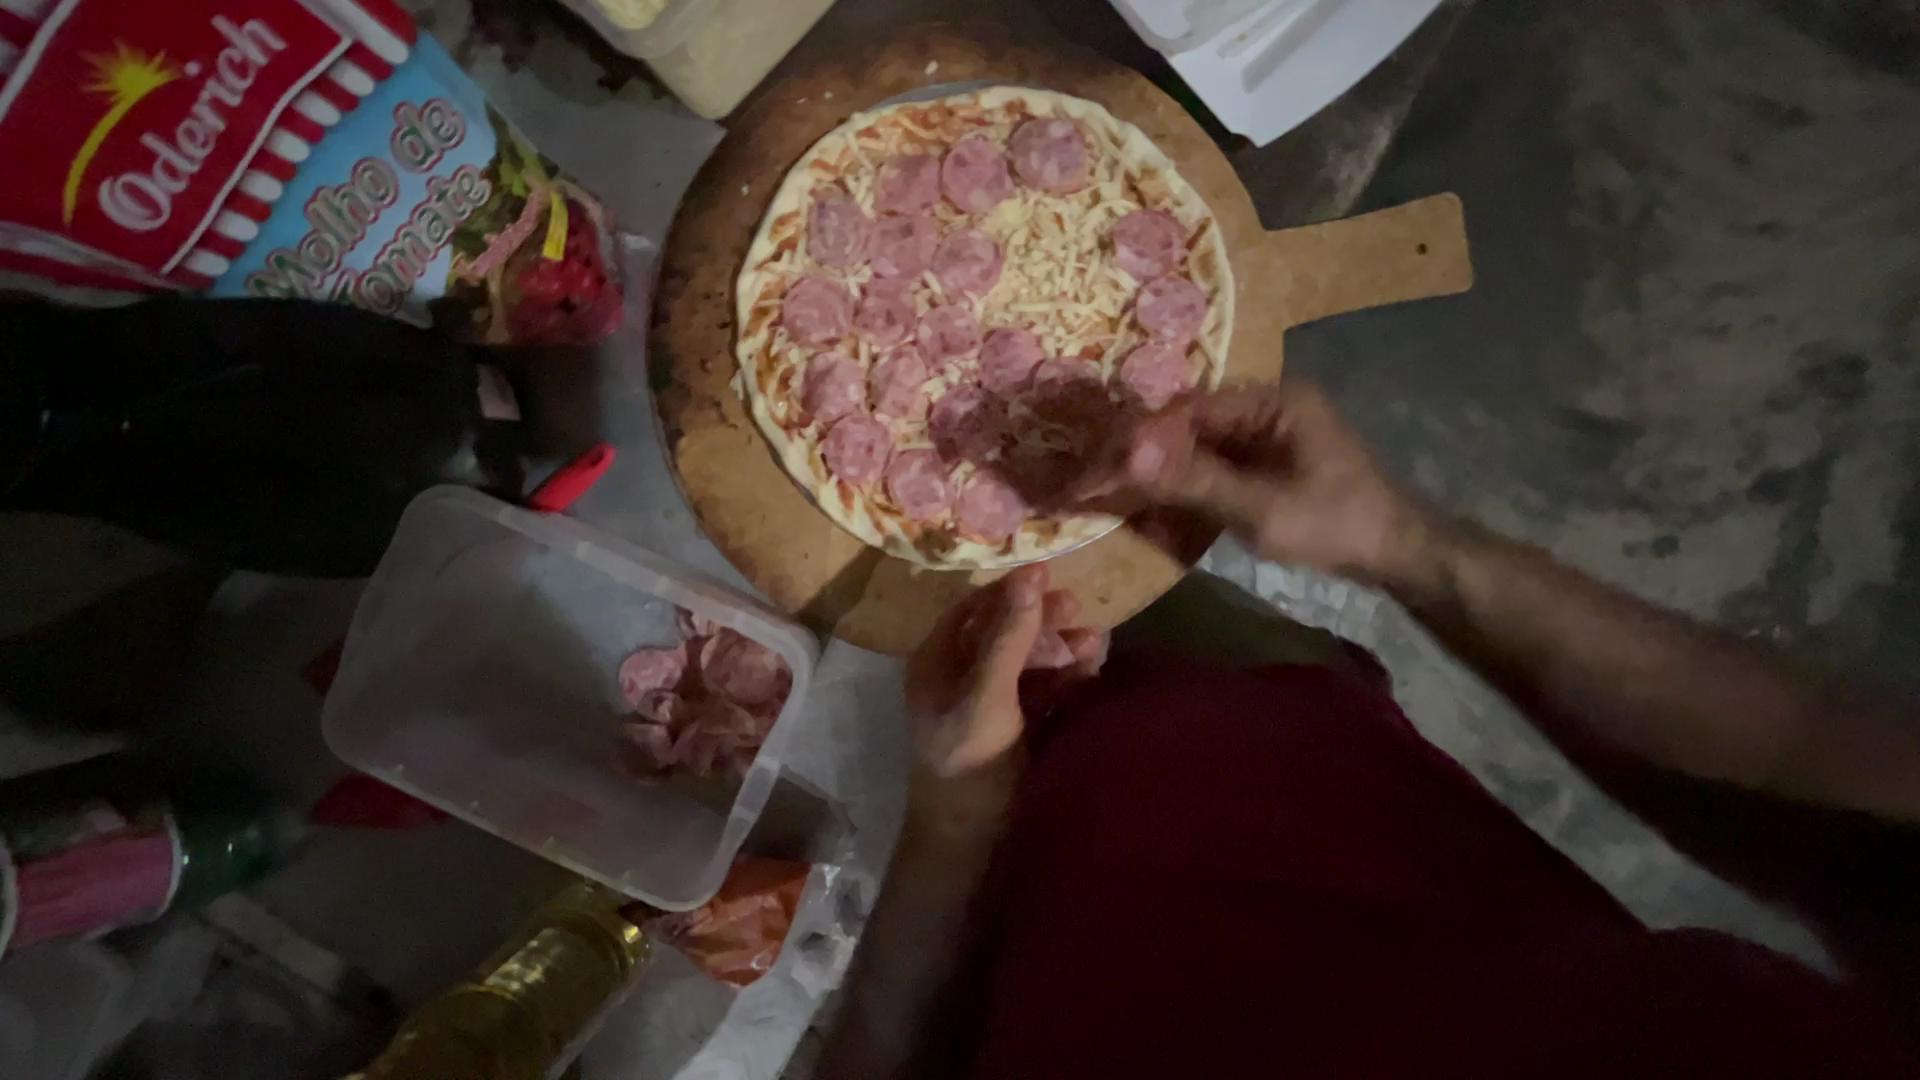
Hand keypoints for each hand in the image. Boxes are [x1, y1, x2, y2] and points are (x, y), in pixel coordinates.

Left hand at [905, 565, 1104, 782]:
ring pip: (1027, 658)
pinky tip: (1090, 668)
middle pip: (1003, 631)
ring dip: (1059, 646)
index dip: (1008, 590)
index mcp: (937, 662)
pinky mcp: (1013, 725)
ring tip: (1094, 643)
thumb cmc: (969, 762)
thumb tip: (1030, 577)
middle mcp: (959, 675)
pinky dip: (1065, 675)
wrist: (972, 839)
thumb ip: (1007, 638)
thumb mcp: (986, 696)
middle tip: (1077, 608)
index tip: (1046, 575)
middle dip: (1041, 619)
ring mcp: (988, 701)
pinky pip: (1041, 687)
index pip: (971, 609)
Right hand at [1123, 381, 1436, 586]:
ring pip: (1197, 448)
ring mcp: (1266, 437)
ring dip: (1163, 476)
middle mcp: (1266, 408)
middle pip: (1190, 426)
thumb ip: (1196, 480)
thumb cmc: (1336, 524)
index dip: (1143, 438)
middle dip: (1147, 457)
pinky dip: (1186, 490)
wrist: (1398, 554)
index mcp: (1274, 401)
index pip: (1190, 409)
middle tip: (1100, 484)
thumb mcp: (1262, 507)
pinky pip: (1212, 469)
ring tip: (1119, 498)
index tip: (1102, 467)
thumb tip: (1129, 455)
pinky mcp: (1265, 464)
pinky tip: (1159, 509)